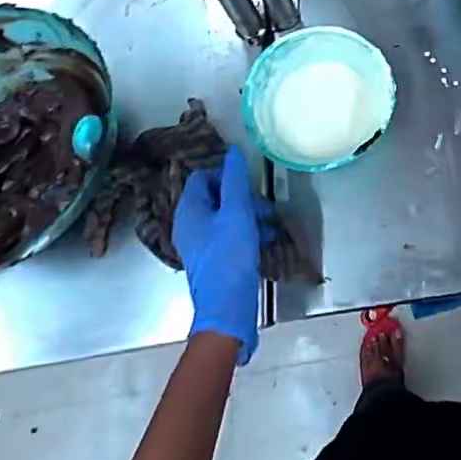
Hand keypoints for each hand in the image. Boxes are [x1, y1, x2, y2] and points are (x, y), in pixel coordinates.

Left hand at [174, 145, 264, 364]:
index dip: (226, 174)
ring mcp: (200, 244)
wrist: (227, 308)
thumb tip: (234, 151)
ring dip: (250, 215)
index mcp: (189, 210)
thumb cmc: (230, 256)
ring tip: (271, 223)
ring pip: (226, 216)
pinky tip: (266, 240)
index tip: (249, 183)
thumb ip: (235, 180)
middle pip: (216, 196)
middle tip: (265, 206)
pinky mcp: (213, 259)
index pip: (202, 177)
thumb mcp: (237, 213)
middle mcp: (189, 225)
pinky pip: (230, 235)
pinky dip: (247, 232)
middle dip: (243, 197)